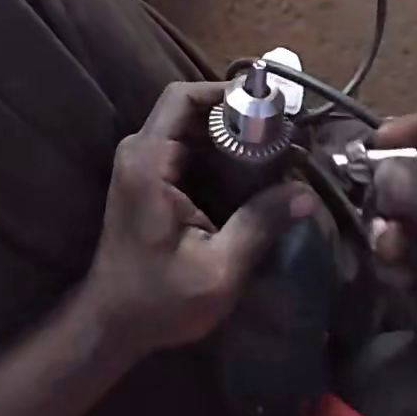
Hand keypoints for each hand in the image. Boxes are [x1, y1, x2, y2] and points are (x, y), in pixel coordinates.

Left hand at [79, 82, 317, 357]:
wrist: (111, 324)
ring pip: (189, 124)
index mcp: (149, 162)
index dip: (223, 91)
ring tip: (270, 147)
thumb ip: (260, 224)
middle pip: (189, 107)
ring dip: (227, 130)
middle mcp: (139, 151)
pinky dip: (216, 147)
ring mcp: (140, 162)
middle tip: (277, 132)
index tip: (265, 106)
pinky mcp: (147, 175)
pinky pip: (185, 143)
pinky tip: (247, 168)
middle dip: (234, 113)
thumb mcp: (218, 269)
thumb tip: (306, 193)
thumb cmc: (158, 300)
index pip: (183, 98)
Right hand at [370, 111, 416, 387]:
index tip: (372, 145)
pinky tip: (396, 275)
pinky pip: (399, 246)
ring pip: (400, 207)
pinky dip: (391, 256)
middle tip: (379, 208)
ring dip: (388, 224)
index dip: (408, 130)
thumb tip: (382, 173)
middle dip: (390, 185)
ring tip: (389, 249)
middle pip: (413, 165)